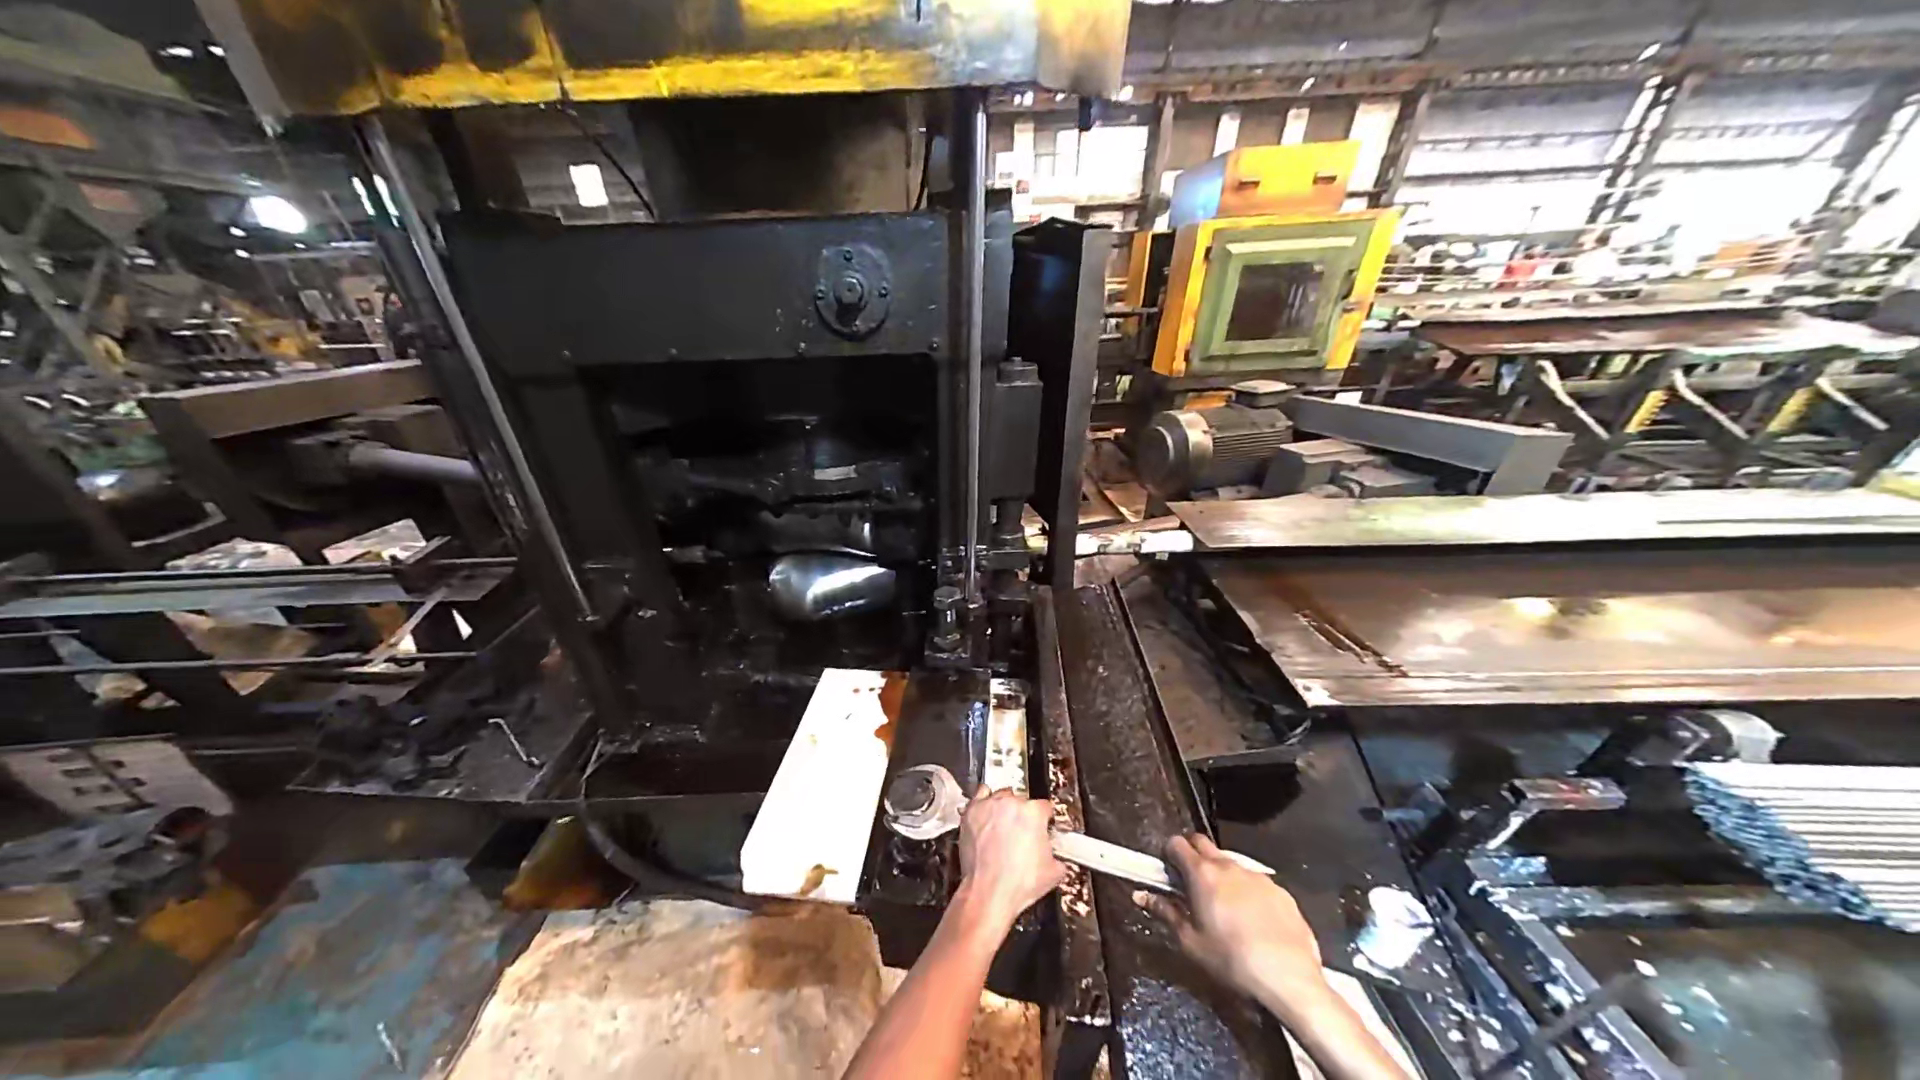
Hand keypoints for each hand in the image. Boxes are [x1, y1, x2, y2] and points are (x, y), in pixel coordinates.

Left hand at [957, 788, 1067, 929]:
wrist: (989, 892)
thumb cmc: (1017, 882)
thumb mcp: (1053, 872)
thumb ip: (1058, 855)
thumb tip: (1056, 856)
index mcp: (1034, 813)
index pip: (1045, 807)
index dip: (1046, 818)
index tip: (1044, 824)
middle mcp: (1011, 803)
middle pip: (1022, 800)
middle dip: (1024, 814)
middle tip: (1023, 832)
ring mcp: (990, 806)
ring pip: (1001, 795)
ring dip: (1005, 807)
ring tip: (1004, 824)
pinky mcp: (972, 812)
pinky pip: (980, 796)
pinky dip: (984, 802)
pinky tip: (987, 812)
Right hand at [1136, 833, 1326, 1015]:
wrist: (1289, 979)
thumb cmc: (1231, 960)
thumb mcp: (1190, 941)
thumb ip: (1164, 912)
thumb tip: (1141, 895)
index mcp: (1202, 873)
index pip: (1176, 843)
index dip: (1169, 854)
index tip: (1168, 873)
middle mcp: (1229, 866)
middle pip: (1203, 843)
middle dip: (1192, 856)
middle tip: (1191, 886)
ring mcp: (1258, 876)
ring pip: (1231, 864)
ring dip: (1221, 876)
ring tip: (1225, 909)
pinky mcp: (1281, 891)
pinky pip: (1256, 883)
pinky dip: (1248, 892)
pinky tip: (1254, 922)